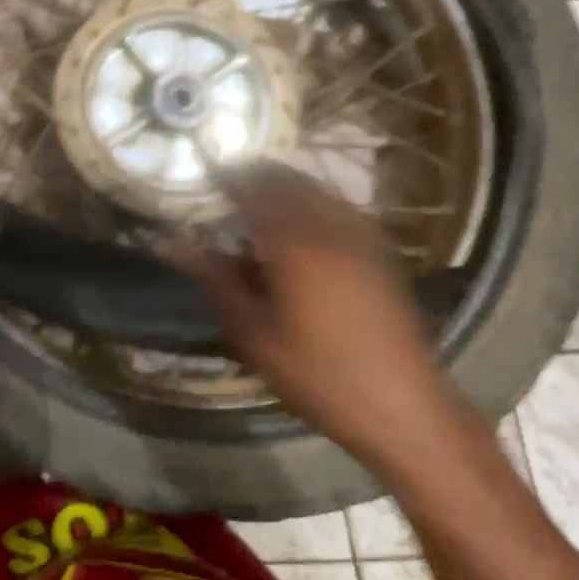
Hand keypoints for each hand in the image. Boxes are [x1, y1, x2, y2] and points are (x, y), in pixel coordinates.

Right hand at [170, 163, 463, 461]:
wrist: (404, 410)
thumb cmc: (318, 375)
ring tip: (260, 193)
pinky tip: (305, 219)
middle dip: (255, 173)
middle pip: (288, 181)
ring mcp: (361, 241)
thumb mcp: (253, 334)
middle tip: (227, 179)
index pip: (251, 191)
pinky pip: (342, 209)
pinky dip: (316, 200)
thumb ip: (215, 281)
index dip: (225, 177)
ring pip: (319, 190)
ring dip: (287, 183)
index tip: (202, 170)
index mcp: (293, 245)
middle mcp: (329, 230)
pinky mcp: (381, 256)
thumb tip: (174, 243)